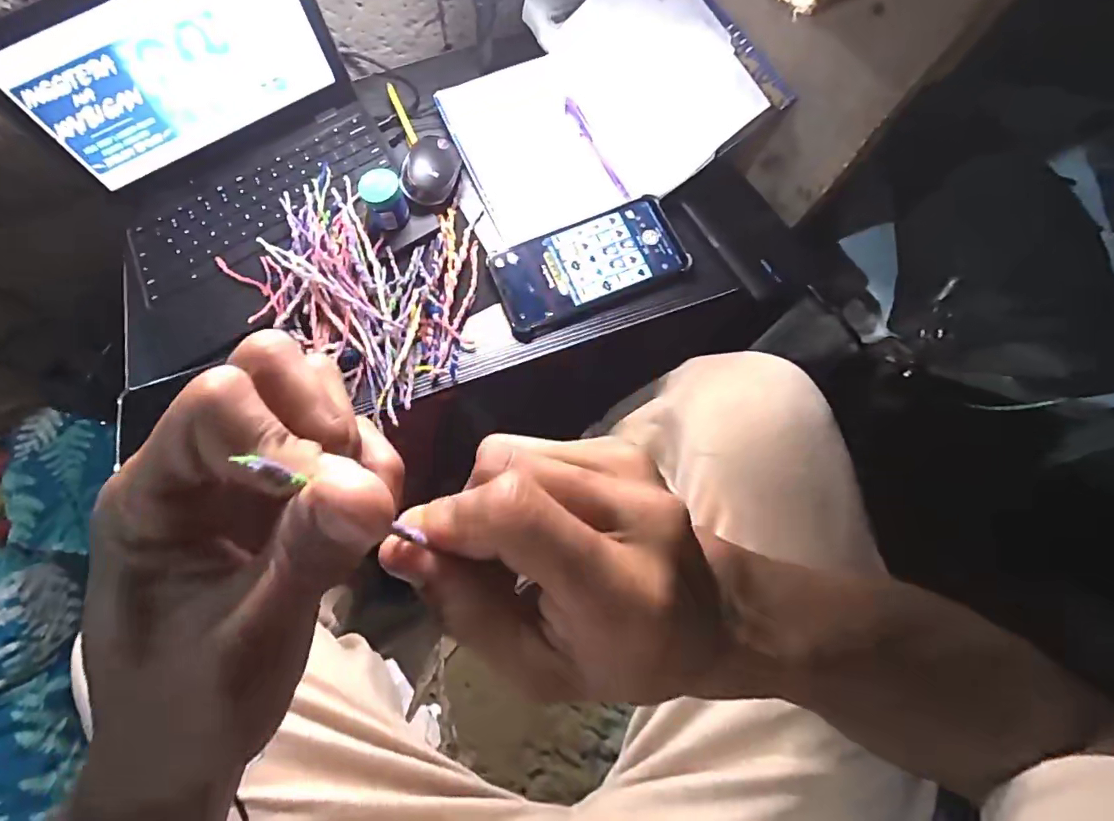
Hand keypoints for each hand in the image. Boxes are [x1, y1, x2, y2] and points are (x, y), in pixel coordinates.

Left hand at [74, 331, 402, 820]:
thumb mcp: (245, 648)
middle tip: (339, 480)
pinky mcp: (289, 482)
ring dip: (348, 437)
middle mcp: (199, 457)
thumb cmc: (190, 706)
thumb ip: (301, 562)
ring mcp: (248, 463)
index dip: (281, 436)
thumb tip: (365, 487)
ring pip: (309, 387)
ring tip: (353, 511)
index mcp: (152, 488)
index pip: (217, 402)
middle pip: (263, 365)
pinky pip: (343, 432)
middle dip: (317, 412)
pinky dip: (370, 460)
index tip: (329, 499)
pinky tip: (364, 517)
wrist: (187, 748)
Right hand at [378, 434, 728, 703]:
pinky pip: (530, 447)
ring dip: (485, 494)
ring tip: (509, 542)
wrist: (713, 611)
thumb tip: (400, 547)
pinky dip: (511, 480)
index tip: (413, 546)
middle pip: (504, 470)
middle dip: (463, 511)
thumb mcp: (537, 668)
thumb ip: (465, 611)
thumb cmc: (624, 657)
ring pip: (509, 452)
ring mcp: (628, 464)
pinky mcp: (619, 444)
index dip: (452, 519)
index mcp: (619, 583)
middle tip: (468, 560)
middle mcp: (631, 505)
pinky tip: (538, 518)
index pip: (517, 512)